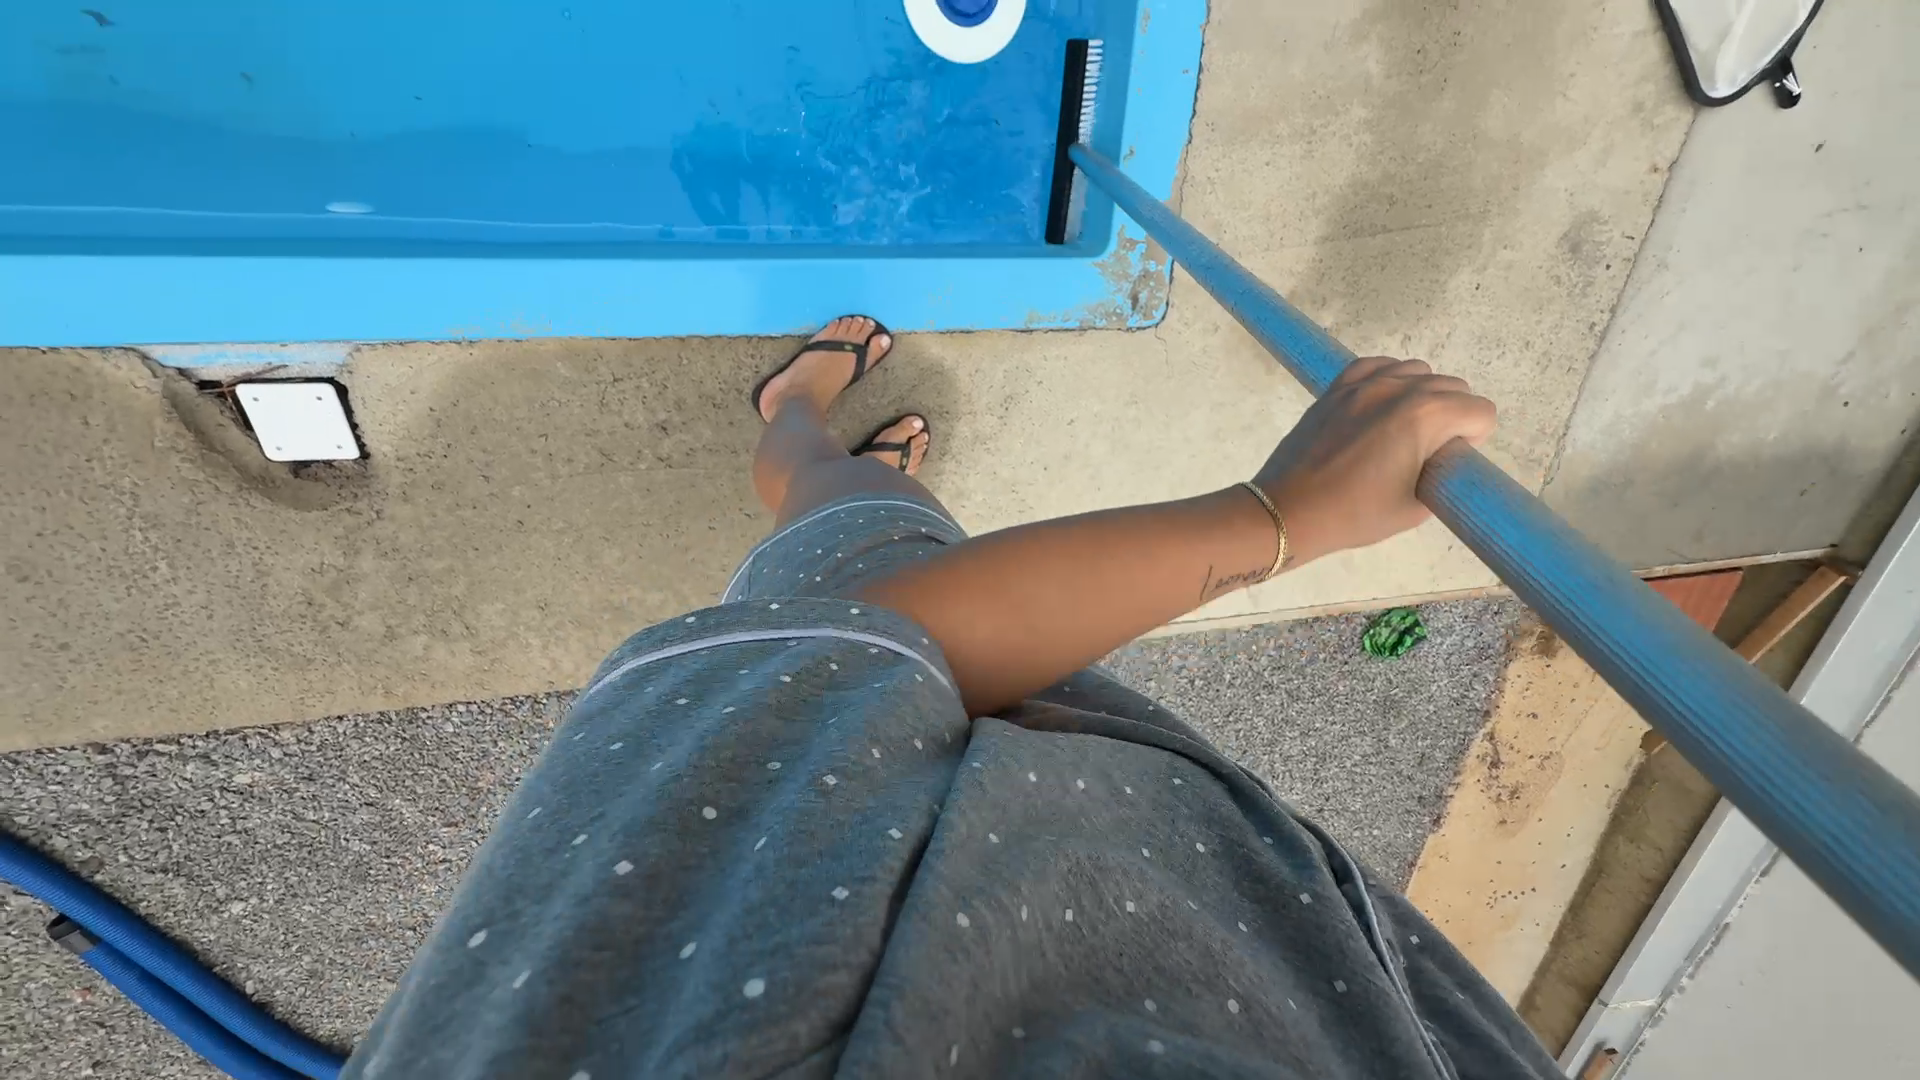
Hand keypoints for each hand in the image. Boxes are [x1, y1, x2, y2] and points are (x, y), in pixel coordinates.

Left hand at [1253, 357, 1495, 567]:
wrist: (1289, 510)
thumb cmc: (1354, 514)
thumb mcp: (1416, 505)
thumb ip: (1442, 470)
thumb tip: (1440, 453)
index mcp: (1425, 415)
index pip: (1480, 411)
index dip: (1473, 439)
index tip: (1446, 462)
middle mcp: (1396, 388)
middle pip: (1451, 387)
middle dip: (1451, 417)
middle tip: (1424, 452)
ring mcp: (1361, 384)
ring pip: (1415, 371)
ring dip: (1420, 395)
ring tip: (1401, 430)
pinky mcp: (1334, 389)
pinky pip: (1373, 365)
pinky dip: (1386, 378)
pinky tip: (1380, 405)